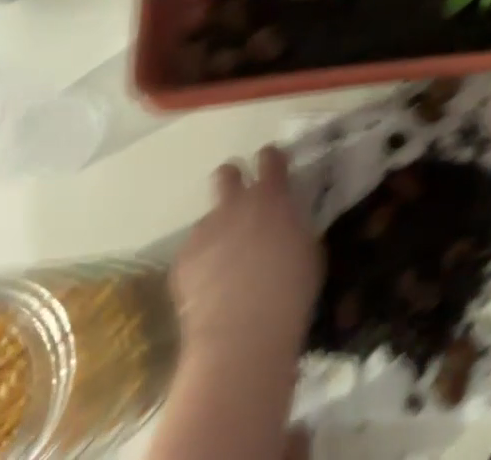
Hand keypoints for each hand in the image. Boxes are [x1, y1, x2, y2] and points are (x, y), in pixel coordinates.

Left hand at [172, 145, 324, 368]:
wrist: (243, 331)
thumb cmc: (291, 289)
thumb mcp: (308, 248)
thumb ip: (294, 224)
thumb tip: (286, 220)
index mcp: (272, 198)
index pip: (270, 159)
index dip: (273, 160)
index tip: (276, 167)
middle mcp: (235, 206)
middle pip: (226, 173)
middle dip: (235, 181)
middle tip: (246, 204)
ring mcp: (204, 231)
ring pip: (210, 217)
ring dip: (221, 229)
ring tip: (230, 260)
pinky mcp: (183, 258)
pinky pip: (195, 249)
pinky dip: (205, 260)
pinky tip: (214, 285)